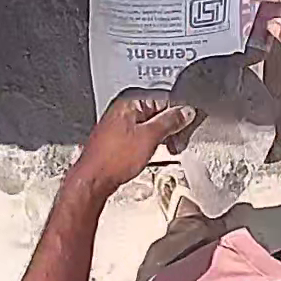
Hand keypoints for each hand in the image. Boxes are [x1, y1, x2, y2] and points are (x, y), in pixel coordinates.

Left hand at [66, 90, 195, 195]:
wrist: (93, 181)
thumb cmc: (113, 159)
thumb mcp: (150, 137)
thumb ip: (170, 121)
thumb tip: (185, 112)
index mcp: (130, 102)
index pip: (165, 98)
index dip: (179, 114)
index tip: (188, 126)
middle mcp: (123, 110)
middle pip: (158, 111)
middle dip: (172, 127)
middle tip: (178, 142)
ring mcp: (120, 124)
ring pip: (151, 125)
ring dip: (163, 137)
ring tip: (169, 149)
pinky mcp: (119, 139)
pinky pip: (142, 135)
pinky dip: (152, 143)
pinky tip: (153, 153)